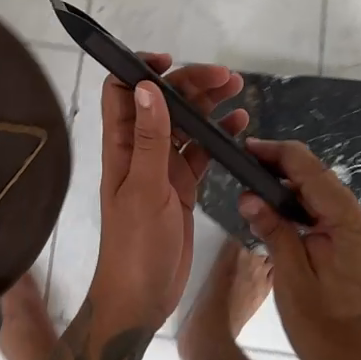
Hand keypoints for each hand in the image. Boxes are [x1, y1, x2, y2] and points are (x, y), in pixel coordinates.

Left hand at [87, 55, 247, 330]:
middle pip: (163, 102)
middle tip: (226, 76)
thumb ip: (149, 139)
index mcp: (121, 144)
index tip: (170, 61)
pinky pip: (201, 151)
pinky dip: (218, 136)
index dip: (141, 69)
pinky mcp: (182, 186)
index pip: (122, 90)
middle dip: (190, 83)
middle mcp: (140, 148)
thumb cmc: (136, 245)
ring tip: (237, 89)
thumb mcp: (145, 189)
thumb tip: (147, 86)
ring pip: (185, 123)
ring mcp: (162, 166)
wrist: (141, 299)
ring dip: (208, 104)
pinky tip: (239, 125)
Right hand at [239, 139, 360, 359]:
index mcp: (350, 222)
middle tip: (244, 170)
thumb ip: (274, 230)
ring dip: (291, 188)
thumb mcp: (292, 279)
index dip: (276, 152)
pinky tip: (283, 216)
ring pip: (324, 193)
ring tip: (257, 191)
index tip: (245, 149)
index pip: (310, 168)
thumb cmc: (326, 329)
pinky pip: (331, 212)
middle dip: (280, 168)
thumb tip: (249, 196)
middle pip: (318, 177)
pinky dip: (305, 207)